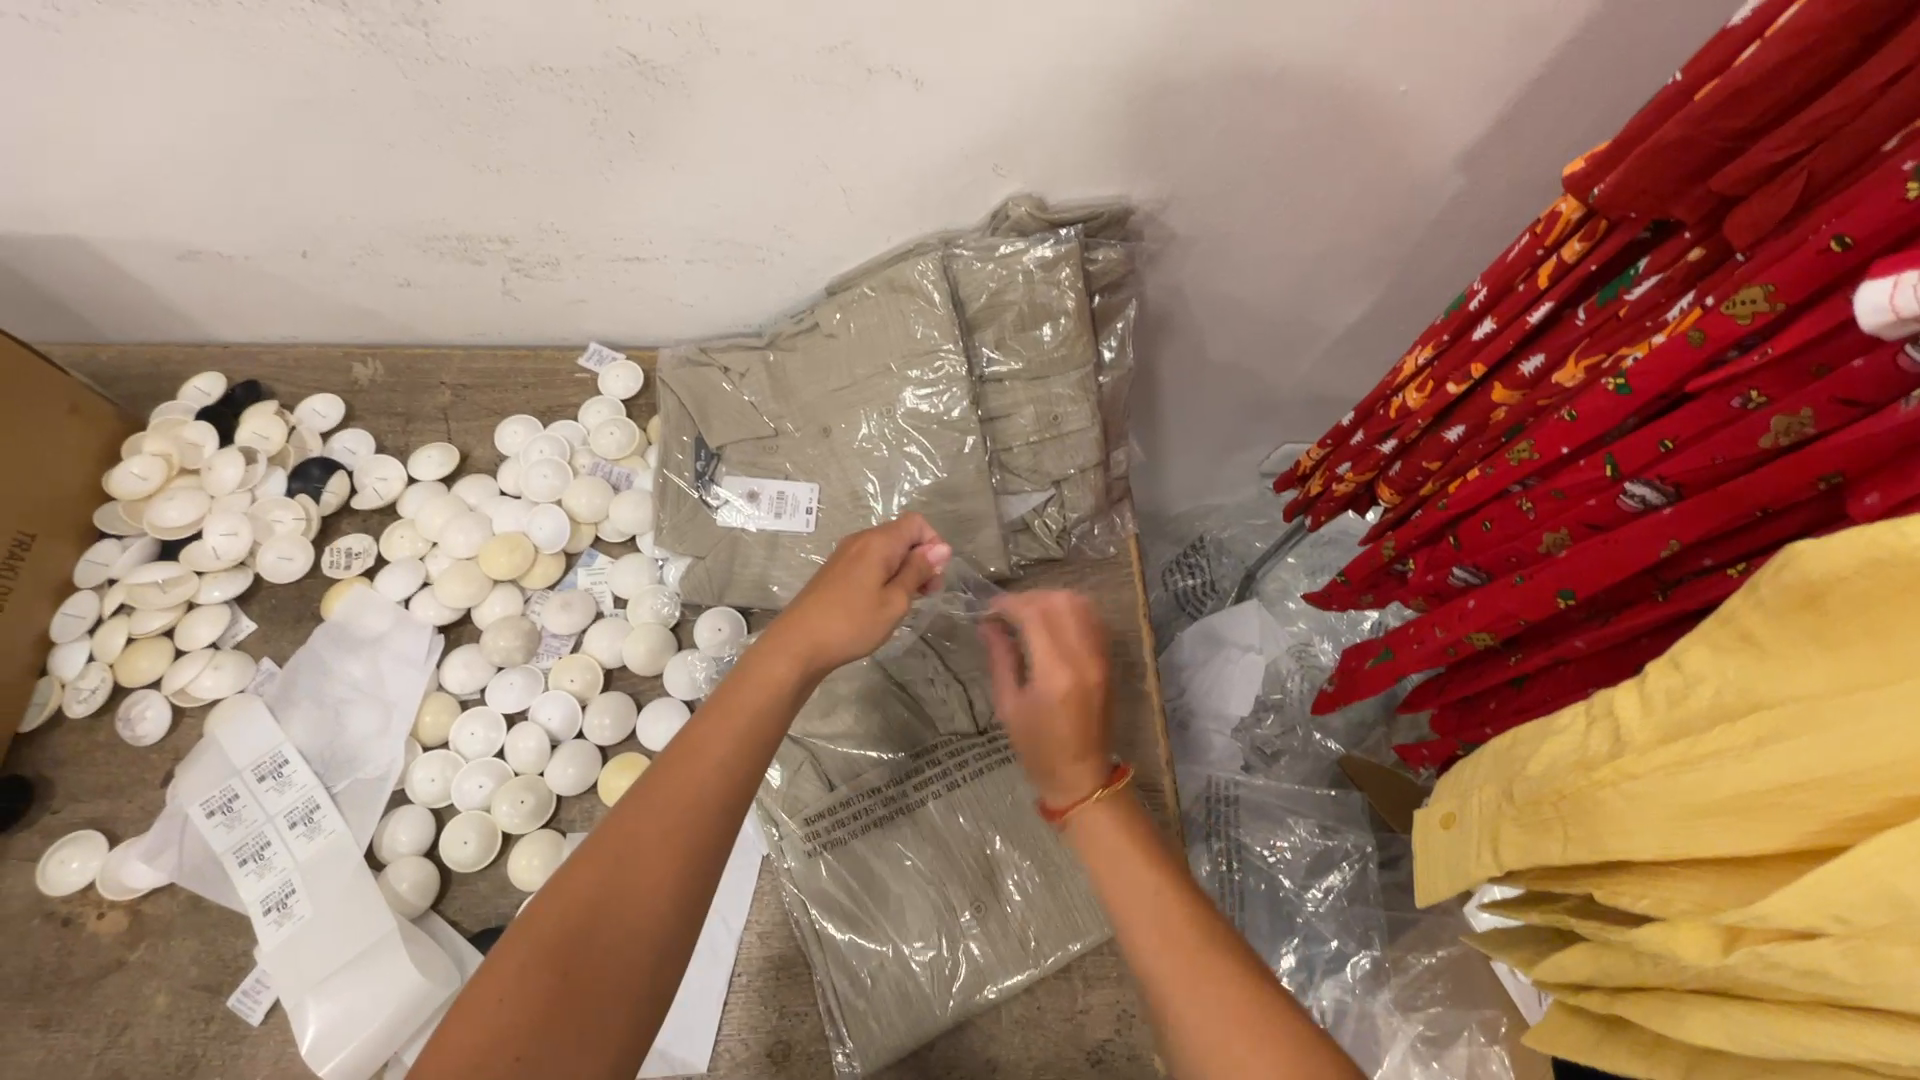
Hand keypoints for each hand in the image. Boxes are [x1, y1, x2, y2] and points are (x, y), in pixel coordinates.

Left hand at [764, 513, 951, 676]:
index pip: (916, 522)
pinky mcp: (836, 570)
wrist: (798, 644)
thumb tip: (941, 548)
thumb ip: (918, 571)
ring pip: (886, 551)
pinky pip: (870, 562)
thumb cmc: (851, 624)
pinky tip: (882, 603)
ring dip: (903, 570)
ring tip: (904, 603)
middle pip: (901, 535)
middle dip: (921, 559)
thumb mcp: (894, 601)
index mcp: (878, 542)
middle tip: (925, 595)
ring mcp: (845, 555)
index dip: (933, 543)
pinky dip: (885, 576)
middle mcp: (861, 540)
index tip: (934, 576)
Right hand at [980, 591, 1114, 807]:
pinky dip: (1070, 610)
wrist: (1081, 776)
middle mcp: (1083, 657)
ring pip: (1079, 603)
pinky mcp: (1109, 660)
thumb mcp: (1008, 705)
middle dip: (1028, 598)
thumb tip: (988, 624)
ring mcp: (1101, 656)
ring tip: (1027, 615)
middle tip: (1006, 612)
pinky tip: (1051, 624)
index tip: (989, 609)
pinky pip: (1092, 618)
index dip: (1008, 604)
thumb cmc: (1037, 748)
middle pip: (1058, 601)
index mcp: (1055, 672)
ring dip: (1050, 599)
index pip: (1033, 614)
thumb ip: (1001, 658)